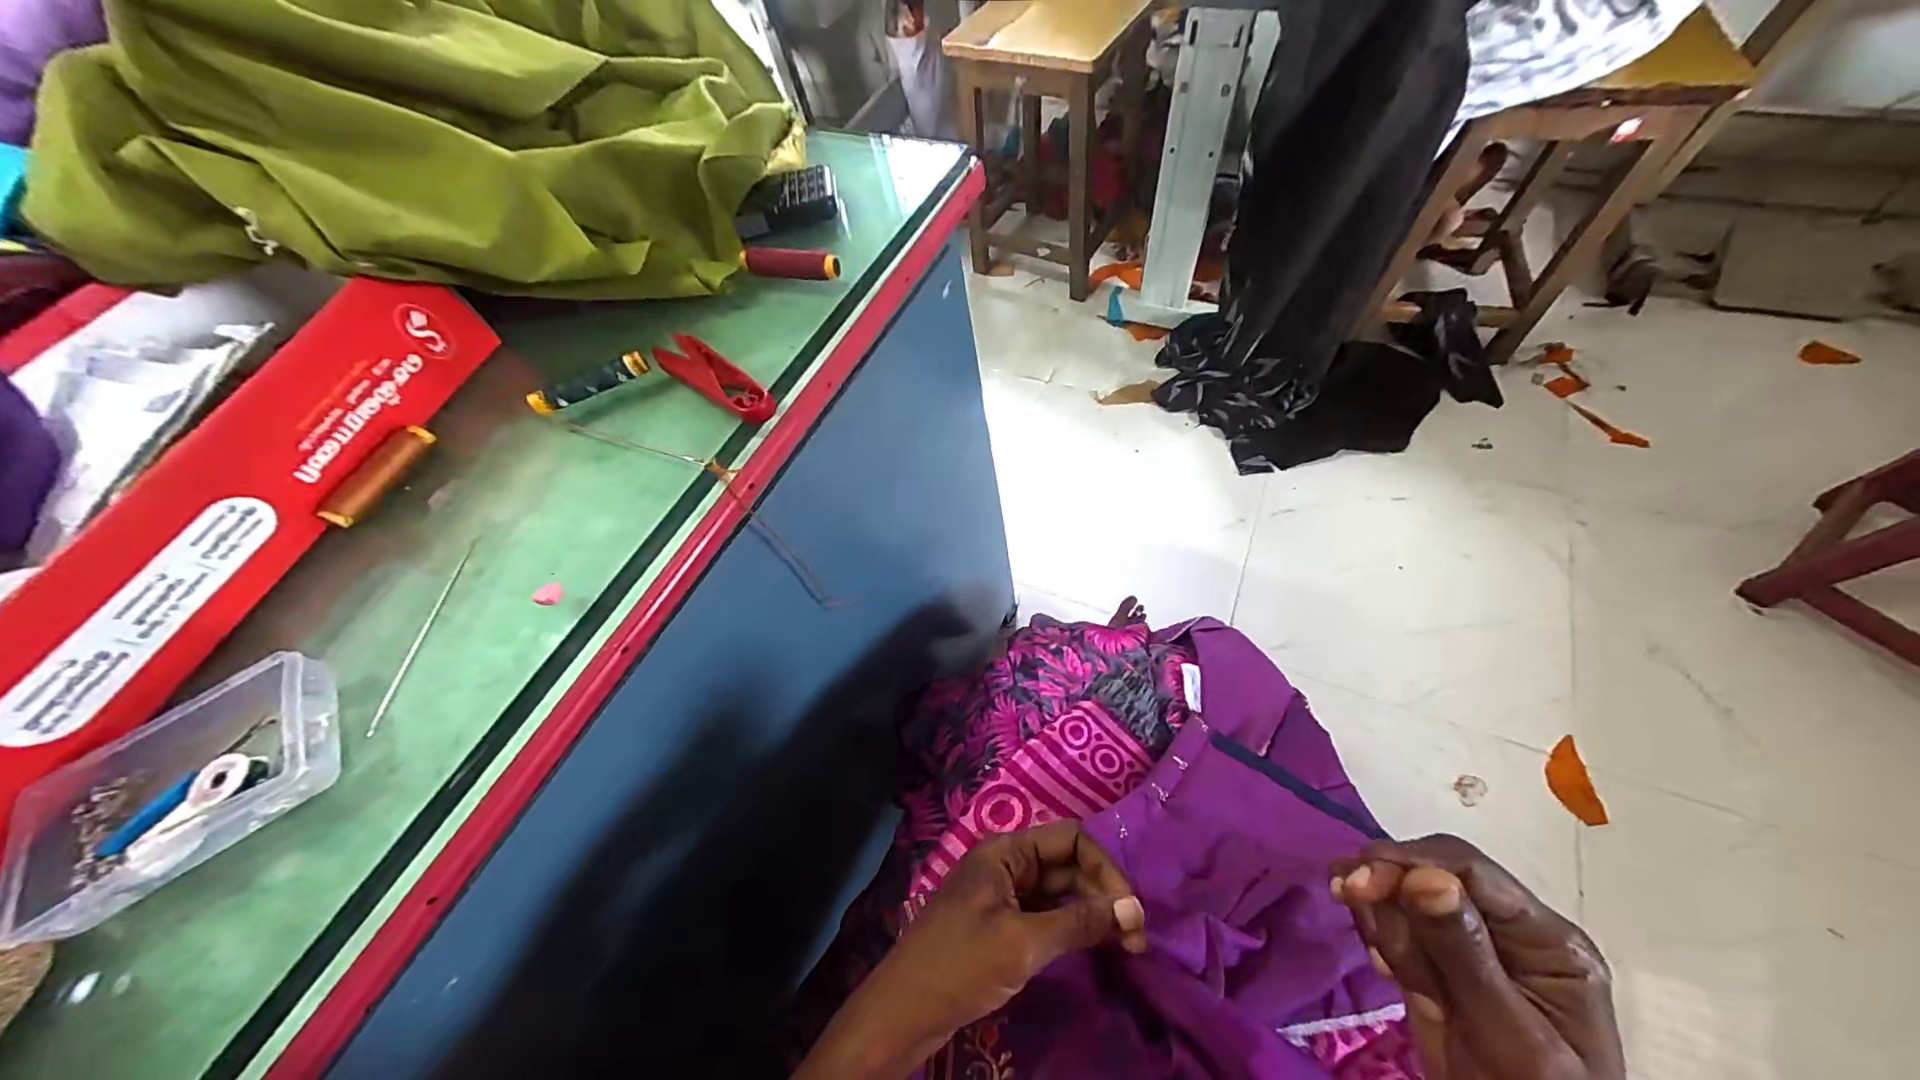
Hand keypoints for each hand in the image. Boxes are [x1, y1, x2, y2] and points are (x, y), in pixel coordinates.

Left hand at [794, 821, 1146, 1079]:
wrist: (903, 1011)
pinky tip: (1098, 948)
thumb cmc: (960, 965)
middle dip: (1104, 894)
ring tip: (1128, 947)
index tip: (1132, 910)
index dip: (1105, 868)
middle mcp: (1007, 863)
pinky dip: (1074, 928)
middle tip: (1138, 940)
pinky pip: (1048, 914)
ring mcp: (1004, 894)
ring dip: (1093, 913)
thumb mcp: (1023, 943)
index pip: (1070, 839)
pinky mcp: (1004, 923)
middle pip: (1068, 864)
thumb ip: (1079, 922)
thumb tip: (1133, 910)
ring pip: (1061, 891)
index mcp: (1006, 850)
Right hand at [1332, 835, 1623, 1079]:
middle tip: (1360, 919)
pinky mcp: (1437, 957)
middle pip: (1428, 873)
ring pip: (1403, 894)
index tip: (1355, 883)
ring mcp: (1471, 941)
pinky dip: (1379, 937)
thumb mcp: (1506, 1037)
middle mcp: (1510, 927)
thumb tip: (1425, 878)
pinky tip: (1389, 972)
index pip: (1468, 867)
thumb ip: (1466, 956)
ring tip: (1399, 977)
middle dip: (1391, 897)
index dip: (1407, 862)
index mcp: (1545, 938)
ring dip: (1385, 926)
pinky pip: (1393, 921)